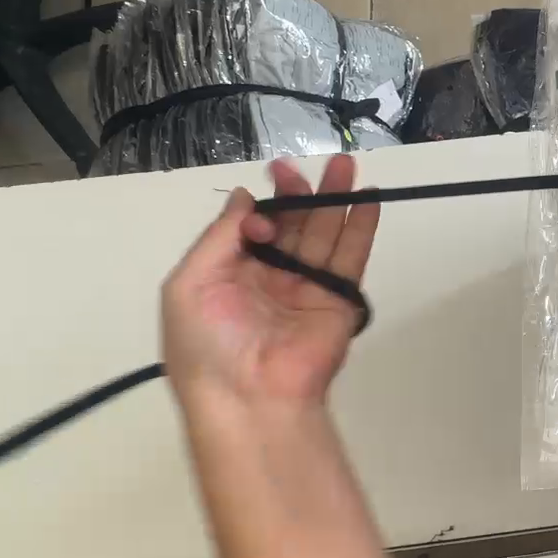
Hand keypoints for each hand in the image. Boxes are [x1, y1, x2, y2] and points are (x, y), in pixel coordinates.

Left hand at [162, 154, 379, 414]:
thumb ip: (220, 237)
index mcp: (231, 272)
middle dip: (305, 193)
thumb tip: (245, 197)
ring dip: (338, 201)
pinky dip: (361, 228)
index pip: (254, 226)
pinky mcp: (341, 299)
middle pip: (295, 225)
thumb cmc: (208, 342)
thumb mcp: (190, 283)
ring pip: (326, 234)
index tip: (270, 191)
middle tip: (319, 164)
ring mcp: (309, 286)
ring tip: (349, 167)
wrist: (252, 393)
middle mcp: (272, 275)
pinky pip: (351, 258)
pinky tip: (368, 201)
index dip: (264, 204)